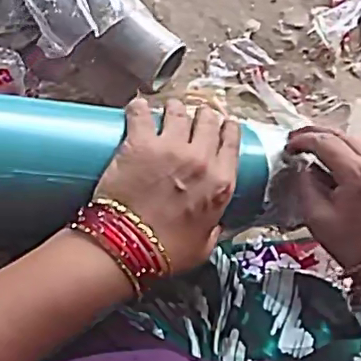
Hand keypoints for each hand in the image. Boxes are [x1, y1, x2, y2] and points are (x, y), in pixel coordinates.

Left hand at [94, 98, 241, 273]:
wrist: (129, 247)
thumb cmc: (167, 253)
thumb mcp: (204, 245)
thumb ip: (213, 230)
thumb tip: (214, 226)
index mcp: (221, 183)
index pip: (231, 142)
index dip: (228, 129)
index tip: (224, 125)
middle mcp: (201, 159)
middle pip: (208, 121)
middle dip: (203, 116)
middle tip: (195, 116)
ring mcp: (170, 147)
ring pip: (179, 111)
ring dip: (175, 109)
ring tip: (168, 109)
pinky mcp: (139, 143)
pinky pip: (141, 113)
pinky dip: (140, 108)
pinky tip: (138, 107)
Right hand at [282, 127, 360, 269]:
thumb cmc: (352, 244)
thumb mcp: (316, 215)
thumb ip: (304, 184)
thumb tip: (302, 166)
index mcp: (357, 173)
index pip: (325, 142)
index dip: (302, 140)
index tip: (289, 145)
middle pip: (341, 135)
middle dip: (316, 134)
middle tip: (296, 140)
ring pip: (354, 142)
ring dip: (331, 143)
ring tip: (312, 150)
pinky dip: (346, 154)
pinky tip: (333, 164)